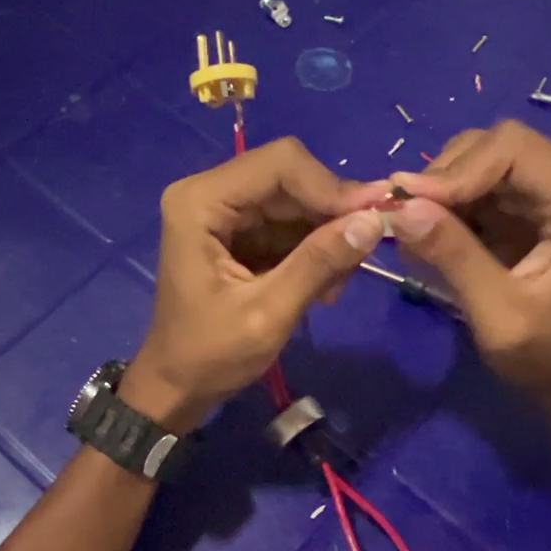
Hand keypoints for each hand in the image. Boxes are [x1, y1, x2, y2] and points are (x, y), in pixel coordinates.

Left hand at [123, 138, 389, 431]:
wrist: (176, 386)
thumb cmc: (210, 356)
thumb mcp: (268, 314)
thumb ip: (318, 264)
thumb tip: (374, 222)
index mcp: (200, 202)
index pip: (280, 164)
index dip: (331, 187)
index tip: (372, 220)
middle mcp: (208, 193)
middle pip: (290, 178)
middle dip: (331, 215)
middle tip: (361, 257)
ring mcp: (223, 212)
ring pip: (296, 201)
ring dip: (326, 237)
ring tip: (336, 286)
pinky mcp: (237, 233)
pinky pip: (288, 225)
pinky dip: (313, 250)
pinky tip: (324, 287)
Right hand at [383, 120, 550, 393]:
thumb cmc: (542, 352)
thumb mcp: (496, 314)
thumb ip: (454, 258)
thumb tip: (401, 210)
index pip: (514, 149)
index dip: (456, 170)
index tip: (408, 204)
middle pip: (495, 145)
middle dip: (443, 178)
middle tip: (402, 217)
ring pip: (480, 157)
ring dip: (440, 189)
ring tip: (411, 229)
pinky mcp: (527, 201)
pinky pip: (477, 181)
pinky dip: (445, 203)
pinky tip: (425, 234)